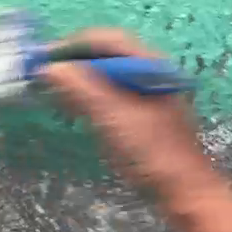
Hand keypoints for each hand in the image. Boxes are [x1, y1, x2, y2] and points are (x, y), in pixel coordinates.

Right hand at [37, 29, 227, 203]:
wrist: (184, 191)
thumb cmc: (151, 152)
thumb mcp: (113, 117)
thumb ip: (82, 89)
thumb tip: (51, 68)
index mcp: (149, 67)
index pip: (108, 40)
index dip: (74, 44)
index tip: (46, 56)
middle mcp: (151, 74)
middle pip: (108, 56)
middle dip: (75, 62)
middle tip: (46, 75)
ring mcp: (149, 95)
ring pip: (108, 77)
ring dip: (80, 80)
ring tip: (54, 92)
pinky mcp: (144, 116)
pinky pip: (112, 96)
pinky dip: (90, 97)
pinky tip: (75, 109)